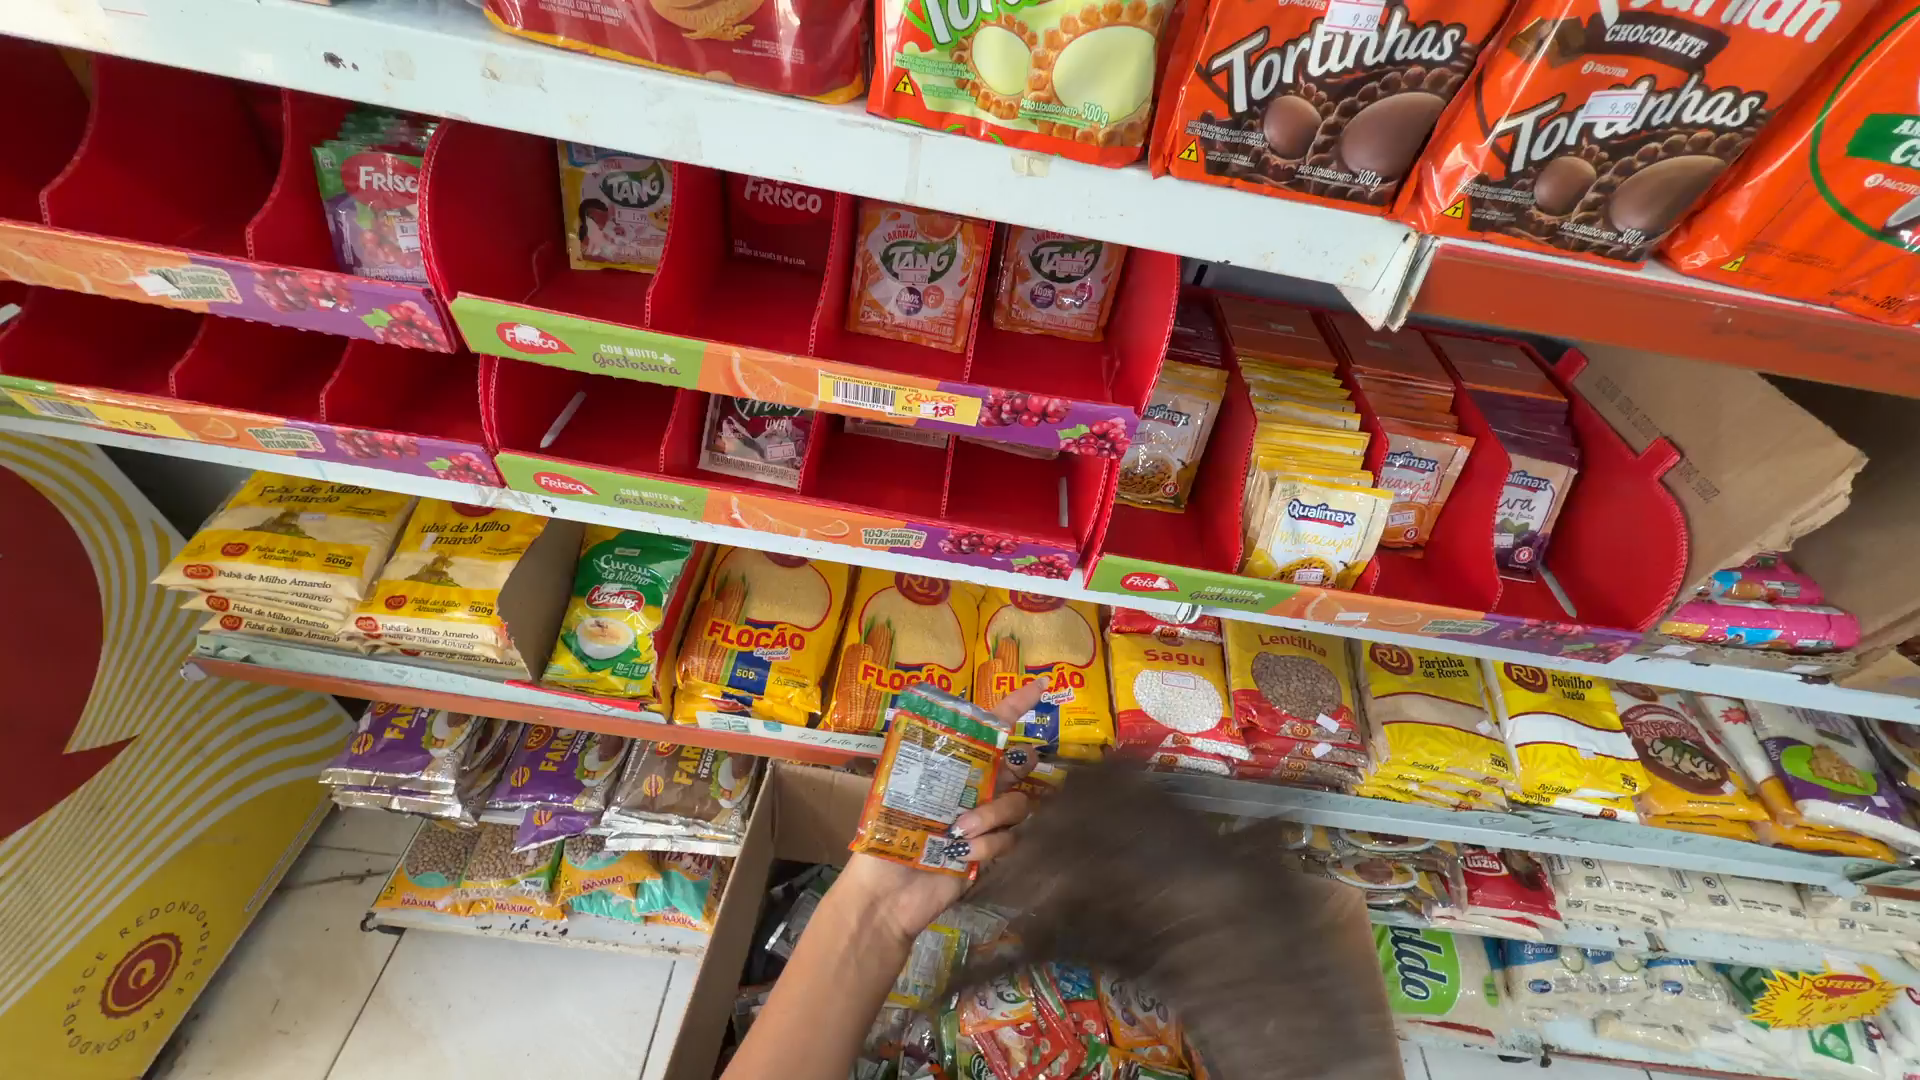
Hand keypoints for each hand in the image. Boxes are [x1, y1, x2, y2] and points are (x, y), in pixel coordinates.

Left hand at [836, 679, 1047, 945]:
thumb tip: (923, 710)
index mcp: (952, 767)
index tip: (1042, 684)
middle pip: (1015, 765)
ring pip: (1016, 802)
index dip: (1016, 705)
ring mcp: (986, 820)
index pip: (989, 730)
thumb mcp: (897, 787)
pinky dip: (989, 843)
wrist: (888, 894)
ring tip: (960, 829)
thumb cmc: (884, 836)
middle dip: (1020, 763)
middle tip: (1014, 766)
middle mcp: (974, 788)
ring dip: (992, 814)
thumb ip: (919, 756)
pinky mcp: (991, 850)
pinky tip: (964, 854)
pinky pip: (1010, 837)